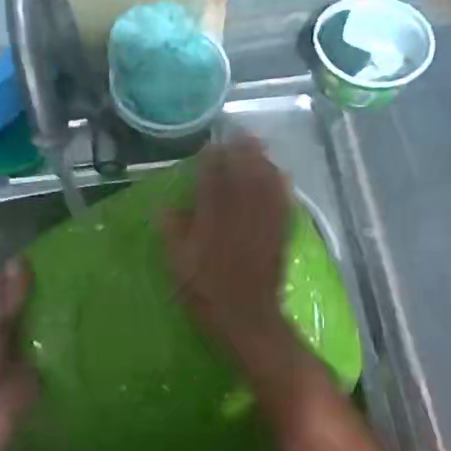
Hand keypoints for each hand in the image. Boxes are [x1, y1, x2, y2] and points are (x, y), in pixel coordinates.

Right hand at [160, 136, 295, 358]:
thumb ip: (172, 232)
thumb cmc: (206, 292)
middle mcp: (240, 213)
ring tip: (258, 145)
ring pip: (266, 182)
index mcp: (213, 218)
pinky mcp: (279, 233)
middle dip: (241, 151)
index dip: (212, 159)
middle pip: (244, 172)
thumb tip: (167, 209)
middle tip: (238, 133)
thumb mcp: (178, 264)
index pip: (213, 178)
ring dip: (262, 160)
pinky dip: (280, 184)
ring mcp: (263, 222)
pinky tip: (280, 174)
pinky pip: (282, 201)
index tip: (211, 145)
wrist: (247, 316)